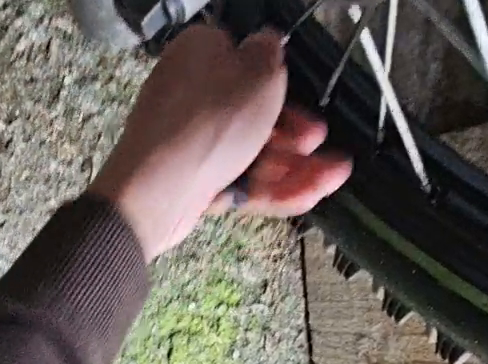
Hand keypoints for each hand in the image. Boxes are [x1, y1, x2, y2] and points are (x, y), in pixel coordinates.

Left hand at [87, 25, 352, 260]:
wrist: (155, 192)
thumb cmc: (208, 122)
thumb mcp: (257, 71)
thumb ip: (270, 52)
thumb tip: (267, 44)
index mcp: (197, 56)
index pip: (243, 60)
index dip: (276, 79)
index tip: (302, 93)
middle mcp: (189, 99)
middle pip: (252, 114)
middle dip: (293, 131)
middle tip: (317, 140)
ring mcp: (188, 147)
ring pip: (250, 154)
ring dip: (294, 166)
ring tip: (332, 176)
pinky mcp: (191, 186)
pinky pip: (237, 184)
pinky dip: (271, 191)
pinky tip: (309, 195)